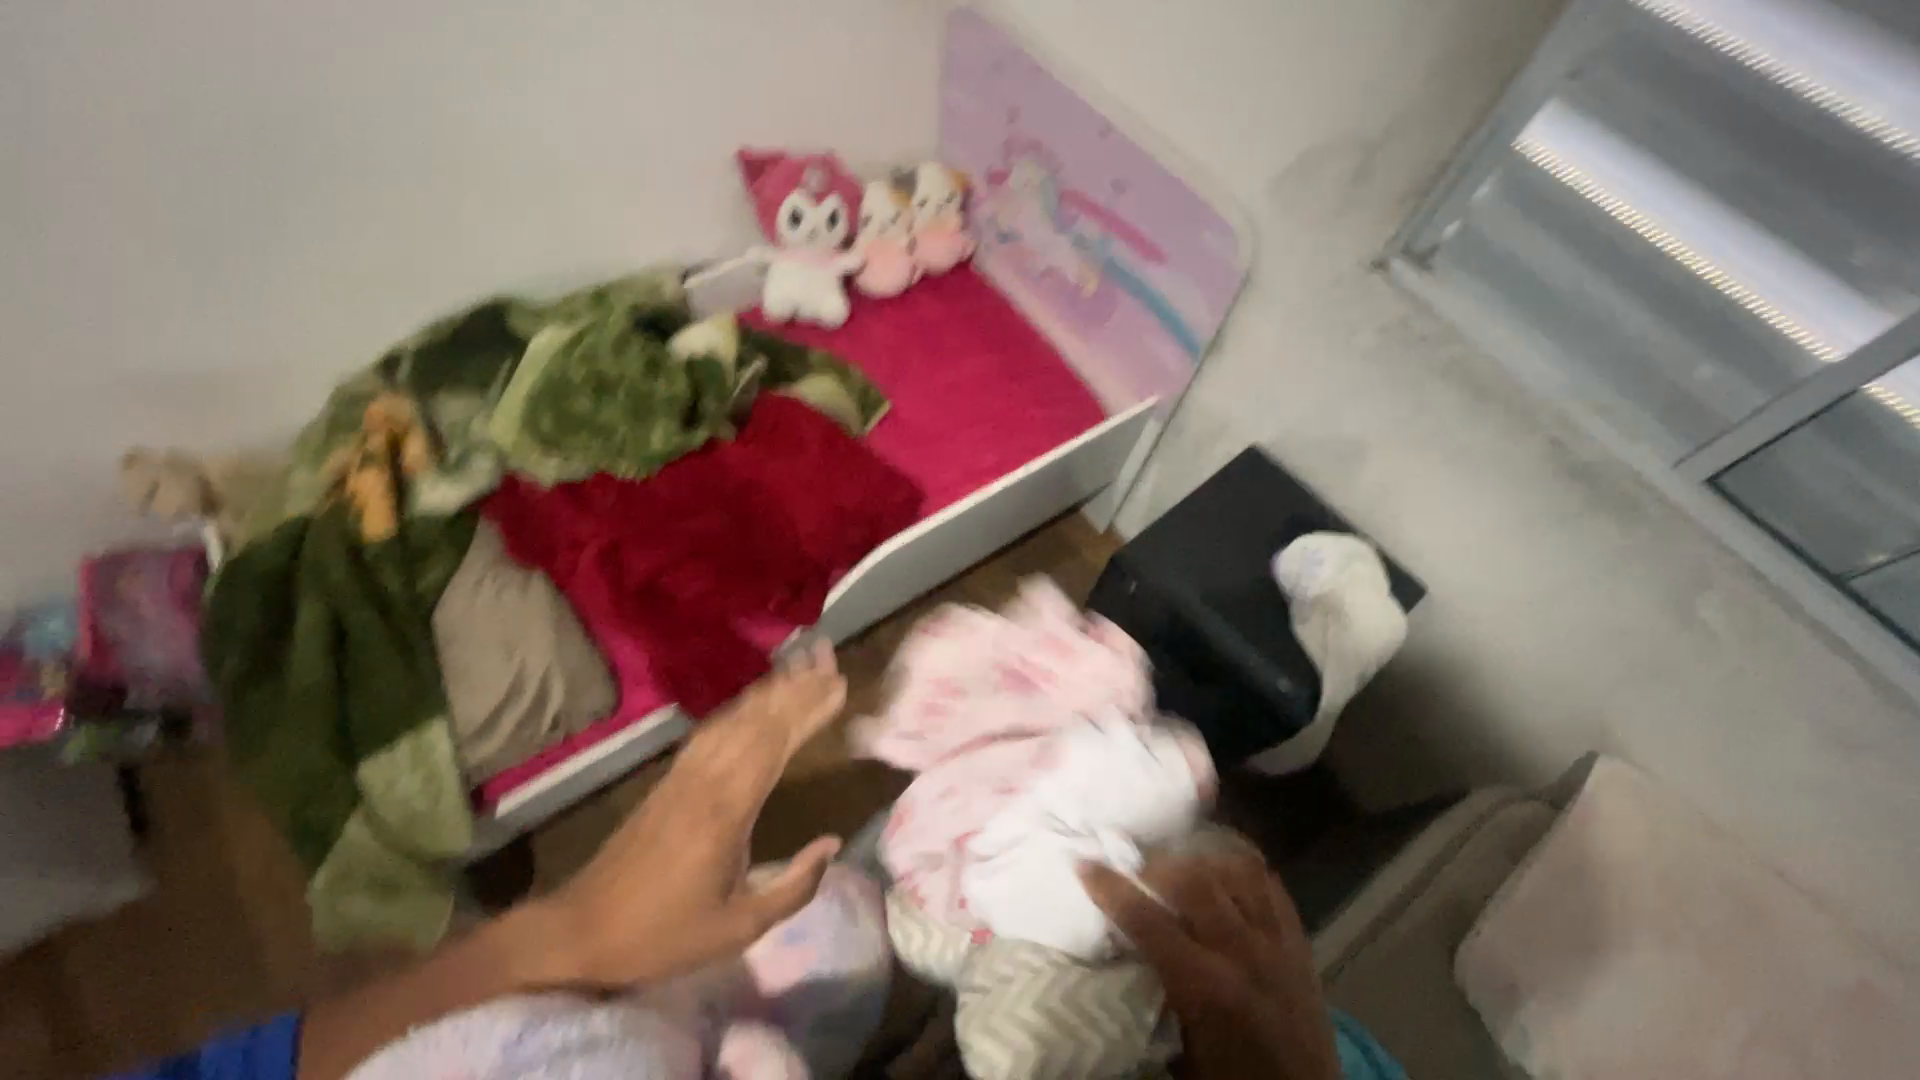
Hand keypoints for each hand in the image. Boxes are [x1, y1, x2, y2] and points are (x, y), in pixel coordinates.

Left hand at [543, 643, 848, 986]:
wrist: (581, 930)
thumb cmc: (664, 934)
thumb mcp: (738, 927)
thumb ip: (793, 886)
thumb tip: (832, 843)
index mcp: (726, 811)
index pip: (776, 744)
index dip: (808, 711)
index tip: (839, 684)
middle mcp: (706, 780)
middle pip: (758, 720)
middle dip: (797, 687)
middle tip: (829, 658)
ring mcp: (683, 775)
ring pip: (734, 718)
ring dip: (770, 690)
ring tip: (801, 665)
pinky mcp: (669, 780)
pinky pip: (711, 730)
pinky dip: (739, 708)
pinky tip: (754, 700)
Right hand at [1081, 853, 1339, 1079]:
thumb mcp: (1179, 1049)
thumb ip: (1154, 994)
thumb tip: (1122, 949)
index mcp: (1205, 986)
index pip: (1147, 920)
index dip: (1110, 887)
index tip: (1085, 864)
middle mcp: (1242, 952)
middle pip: (1193, 879)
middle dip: (1157, 865)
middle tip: (1137, 871)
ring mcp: (1276, 942)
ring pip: (1235, 870)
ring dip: (1201, 863)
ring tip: (1181, 870)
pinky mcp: (1300, 942)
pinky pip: (1270, 884)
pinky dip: (1242, 871)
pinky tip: (1223, 875)